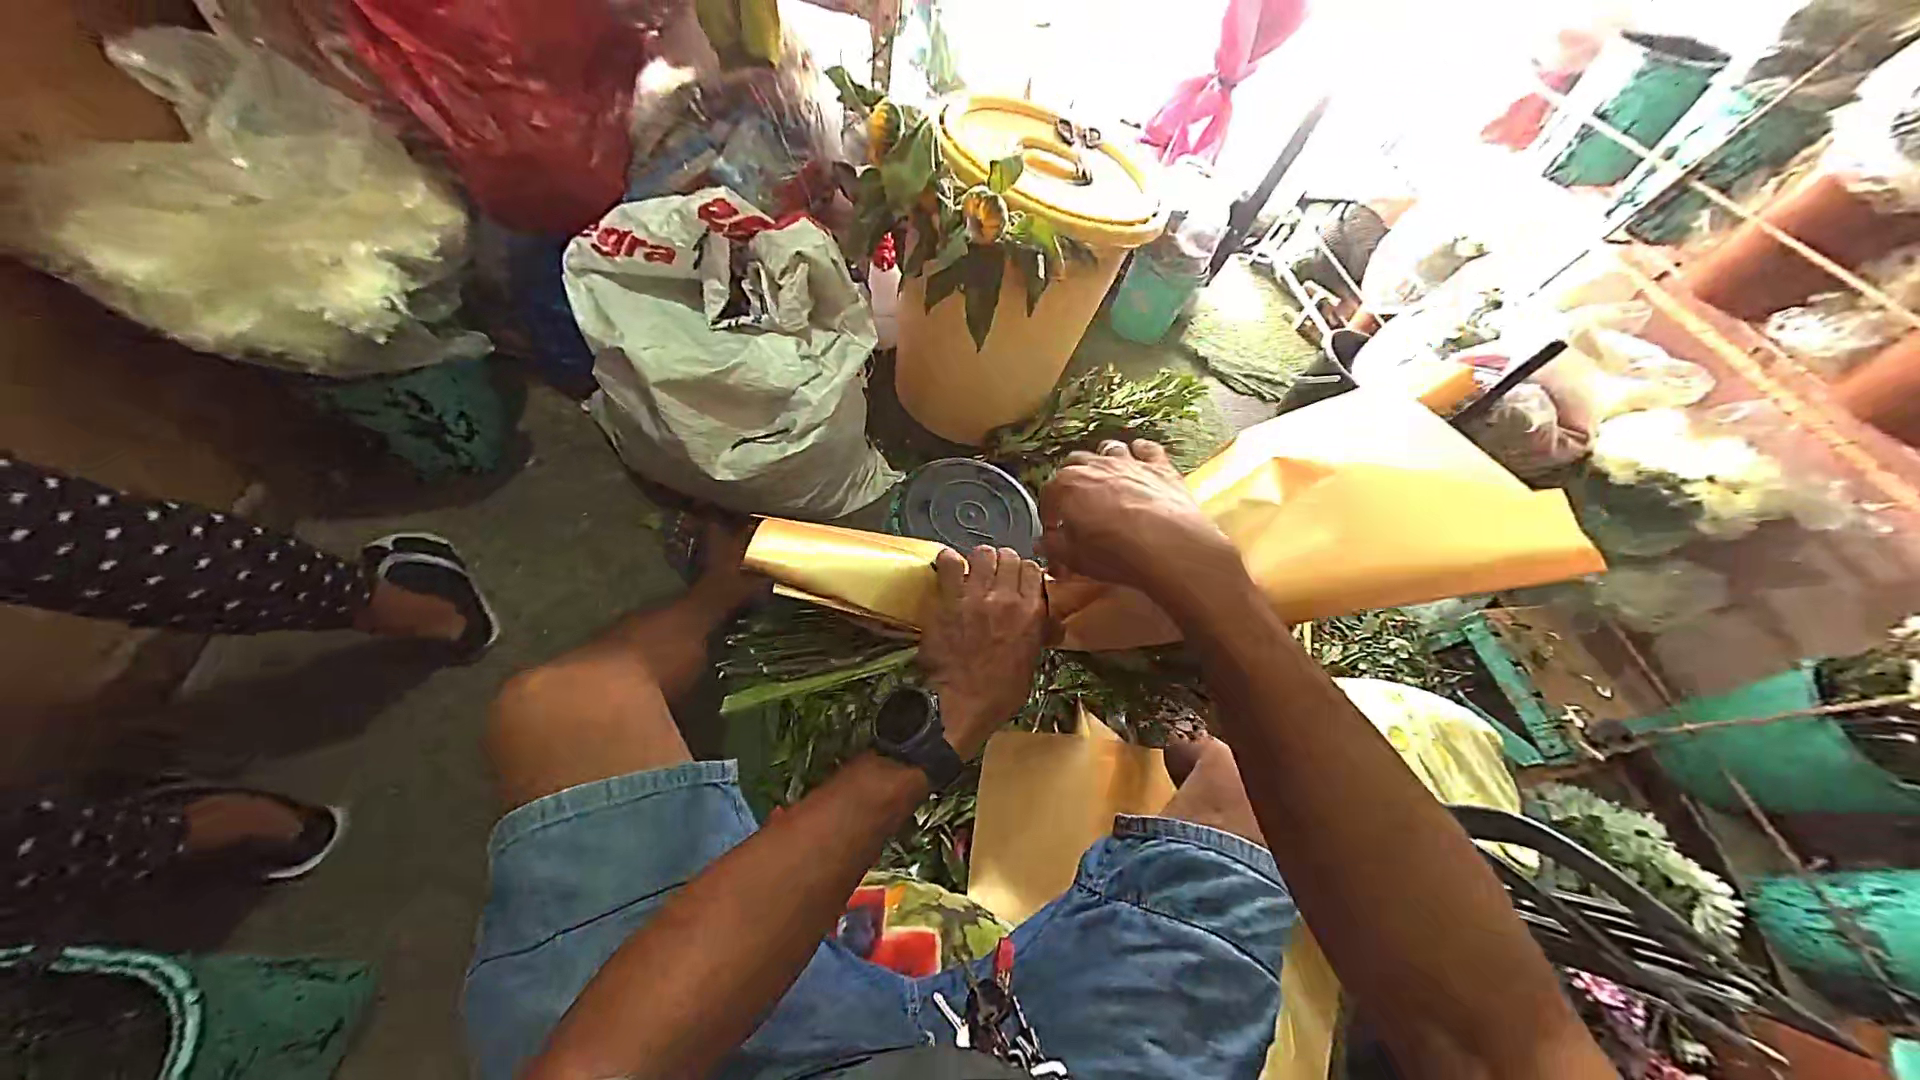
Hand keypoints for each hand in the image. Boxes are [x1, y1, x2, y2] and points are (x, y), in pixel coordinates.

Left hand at [919, 545, 1047, 757]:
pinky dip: (948, 561)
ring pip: (983, 554)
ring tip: (971, 572)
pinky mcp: (949, 600)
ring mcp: (977, 597)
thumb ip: (1037, 634)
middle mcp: (1007, 599)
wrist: (960, 706)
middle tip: (992, 575)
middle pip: (1009, 556)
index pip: (1033, 570)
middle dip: (1001, 563)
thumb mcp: (1031, 663)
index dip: (1022, 572)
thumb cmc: (998, 694)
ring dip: (978, 560)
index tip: (1014, 580)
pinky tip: (948, 570)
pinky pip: (949, 563)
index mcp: (1032, 614)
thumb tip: (1049, 624)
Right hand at [1038, 439, 1243, 612]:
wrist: (1169, 547)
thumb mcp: (1074, 558)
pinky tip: (1139, 460)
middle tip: (1076, 503)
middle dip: (1071, 482)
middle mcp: (1094, 466)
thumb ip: (1053, 546)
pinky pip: (1146, 449)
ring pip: (1107, 449)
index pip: (1048, 494)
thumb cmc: (1117, 552)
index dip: (1050, 513)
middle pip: (1074, 465)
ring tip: (1104, 478)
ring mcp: (1128, 463)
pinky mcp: (1159, 466)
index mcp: (1067, 487)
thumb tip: (1044, 542)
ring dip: (1102, 460)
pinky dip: (1140, 452)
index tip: (1054, 528)